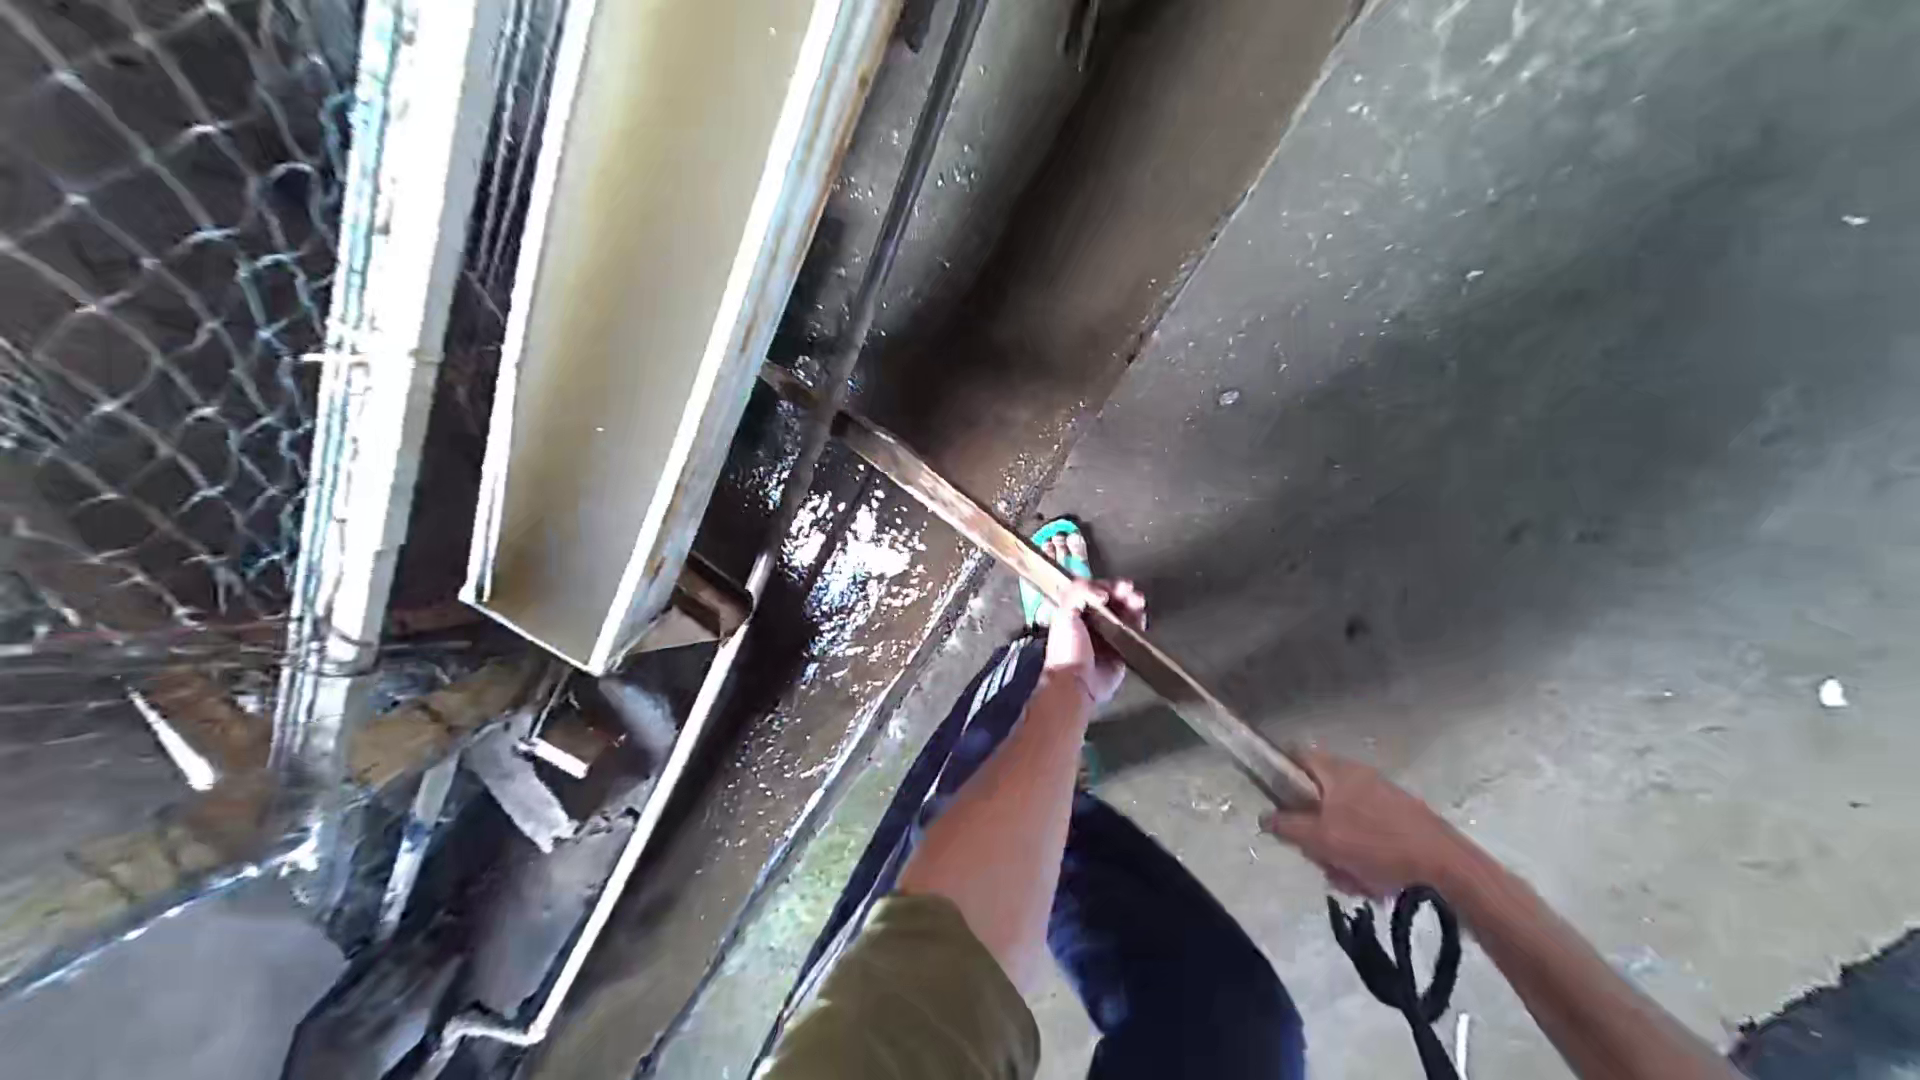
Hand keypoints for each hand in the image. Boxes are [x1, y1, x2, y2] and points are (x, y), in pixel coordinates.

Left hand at [1042, 578, 1144, 706]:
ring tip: (1138, 601)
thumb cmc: (1067, 648)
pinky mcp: (1121, 649)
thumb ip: (1079, 593)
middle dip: (1122, 593)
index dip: (1105, 585)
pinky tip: (1141, 617)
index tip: (1116, 585)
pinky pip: (1133, 632)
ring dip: (1132, 604)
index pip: (1092, 591)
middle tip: (1130, 591)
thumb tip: (1104, 592)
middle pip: (1111, 601)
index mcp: (1074, 612)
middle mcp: (1091, 622)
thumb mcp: (1064, 614)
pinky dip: (1138, 622)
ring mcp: (1107, 636)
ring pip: (1124, 613)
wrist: (1076, 682)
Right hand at [1259, 748, 1469, 897]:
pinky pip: (1369, 835)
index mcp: (1337, 770)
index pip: (1296, 756)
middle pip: (1318, 797)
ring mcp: (1383, 798)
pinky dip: (1365, 857)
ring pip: (1344, 822)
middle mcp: (1358, 776)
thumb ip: (1287, 826)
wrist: (1449, 869)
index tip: (1276, 803)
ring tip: (1350, 880)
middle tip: (1319, 857)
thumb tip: (1265, 818)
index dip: (1279, 773)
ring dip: (1340, 851)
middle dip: (1314, 832)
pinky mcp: (1403, 821)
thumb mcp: (1322, 839)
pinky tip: (1371, 882)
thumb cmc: (1377, 844)